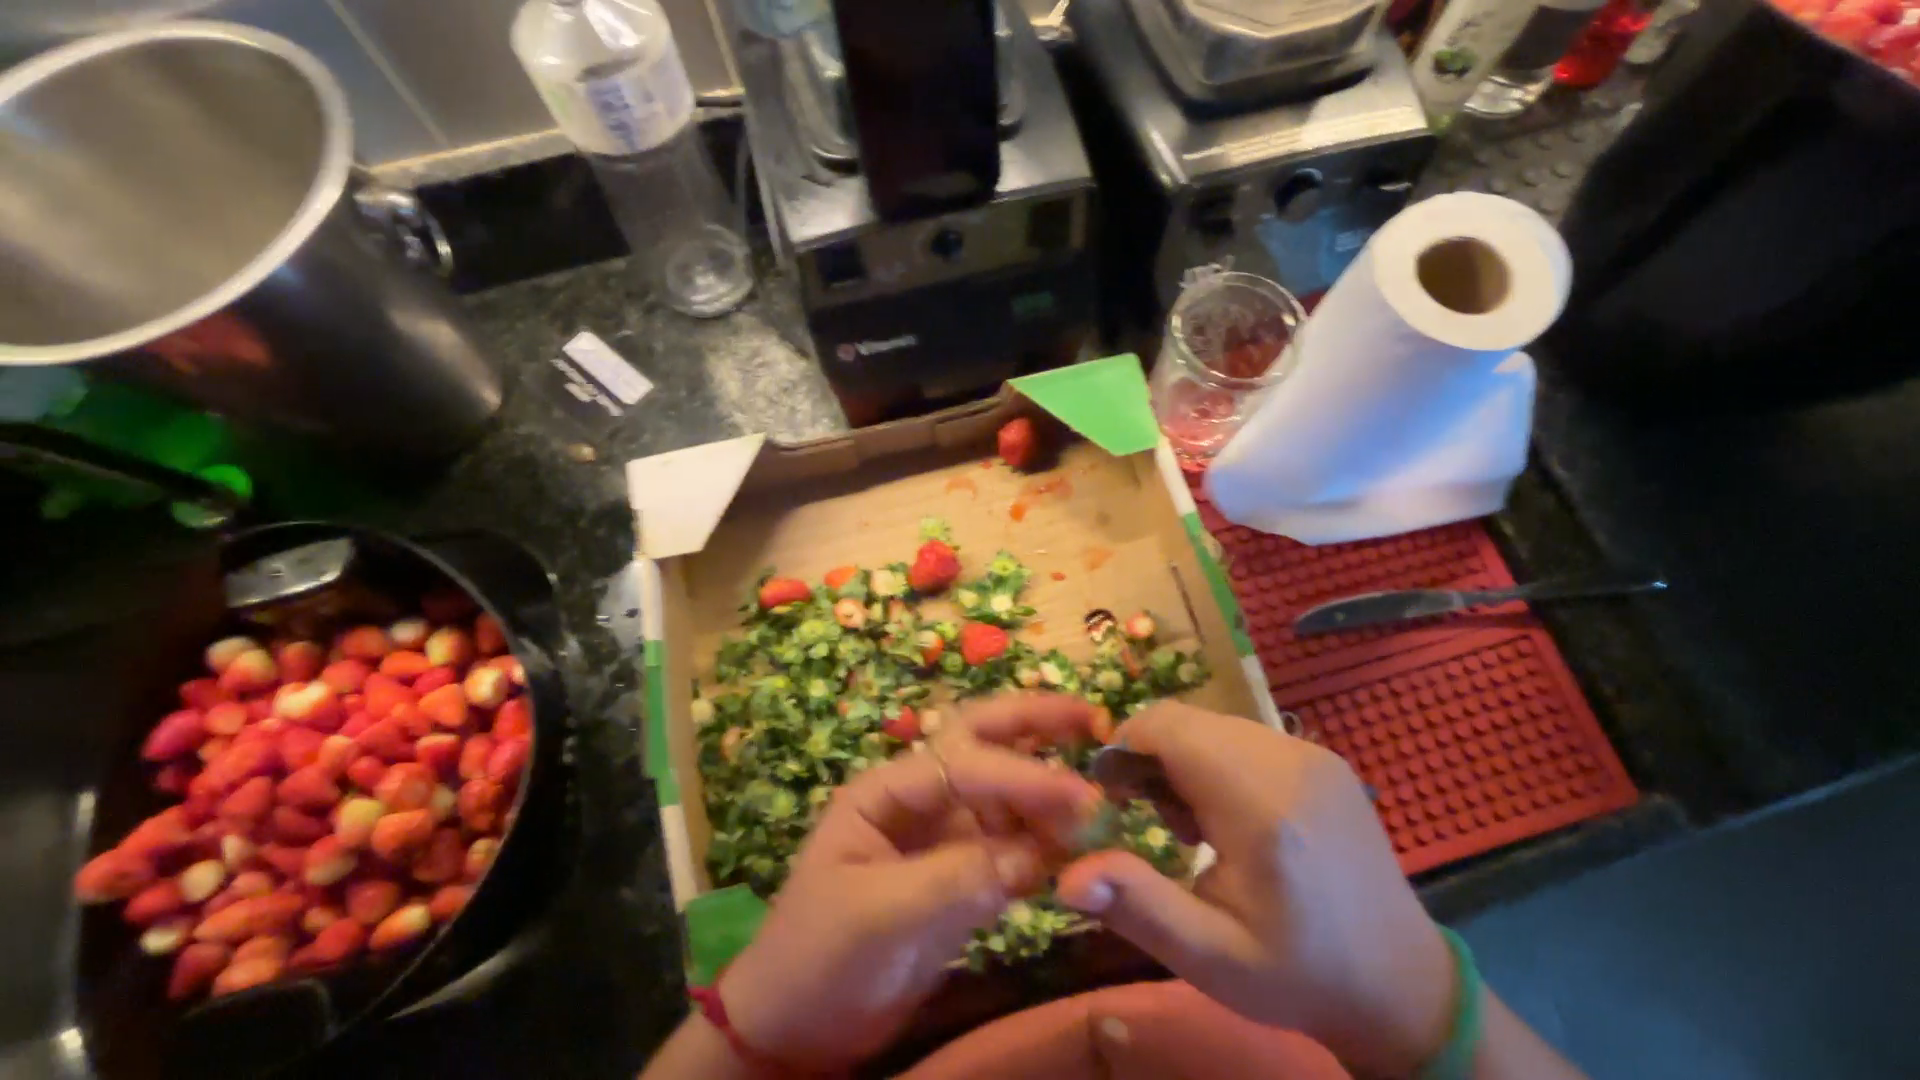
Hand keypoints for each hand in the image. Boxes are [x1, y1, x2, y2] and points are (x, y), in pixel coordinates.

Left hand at [721, 695, 1103, 1071]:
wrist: (798, 1025)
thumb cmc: (819, 955)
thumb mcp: (878, 913)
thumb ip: (955, 878)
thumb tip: (1035, 854)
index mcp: (886, 791)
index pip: (962, 764)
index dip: (1020, 775)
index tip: (1077, 795)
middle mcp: (920, 802)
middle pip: (981, 744)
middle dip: (1034, 725)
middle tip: (1093, 718)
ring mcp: (945, 840)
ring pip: (1007, 799)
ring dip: (1050, 794)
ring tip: (1102, 803)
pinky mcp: (965, 881)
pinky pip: (1015, 851)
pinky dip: (1048, 848)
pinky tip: (1081, 851)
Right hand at [1055, 703, 1457, 1077]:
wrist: (1401, 985)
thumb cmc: (1297, 974)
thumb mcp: (1209, 955)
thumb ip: (1137, 905)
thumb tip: (1065, 877)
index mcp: (1259, 803)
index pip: (1166, 725)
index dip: (1122, 748)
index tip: (1111, 801)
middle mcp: (1289, 761)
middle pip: (1186, 721)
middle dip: (1150, 759)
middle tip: (1151, 823)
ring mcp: (1313, 754)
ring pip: (1214, 725)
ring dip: (1183, 760)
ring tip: (1191, 828)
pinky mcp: (1325, 761)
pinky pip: (1246, 737)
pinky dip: (1218, 762)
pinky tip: (1229, 818)